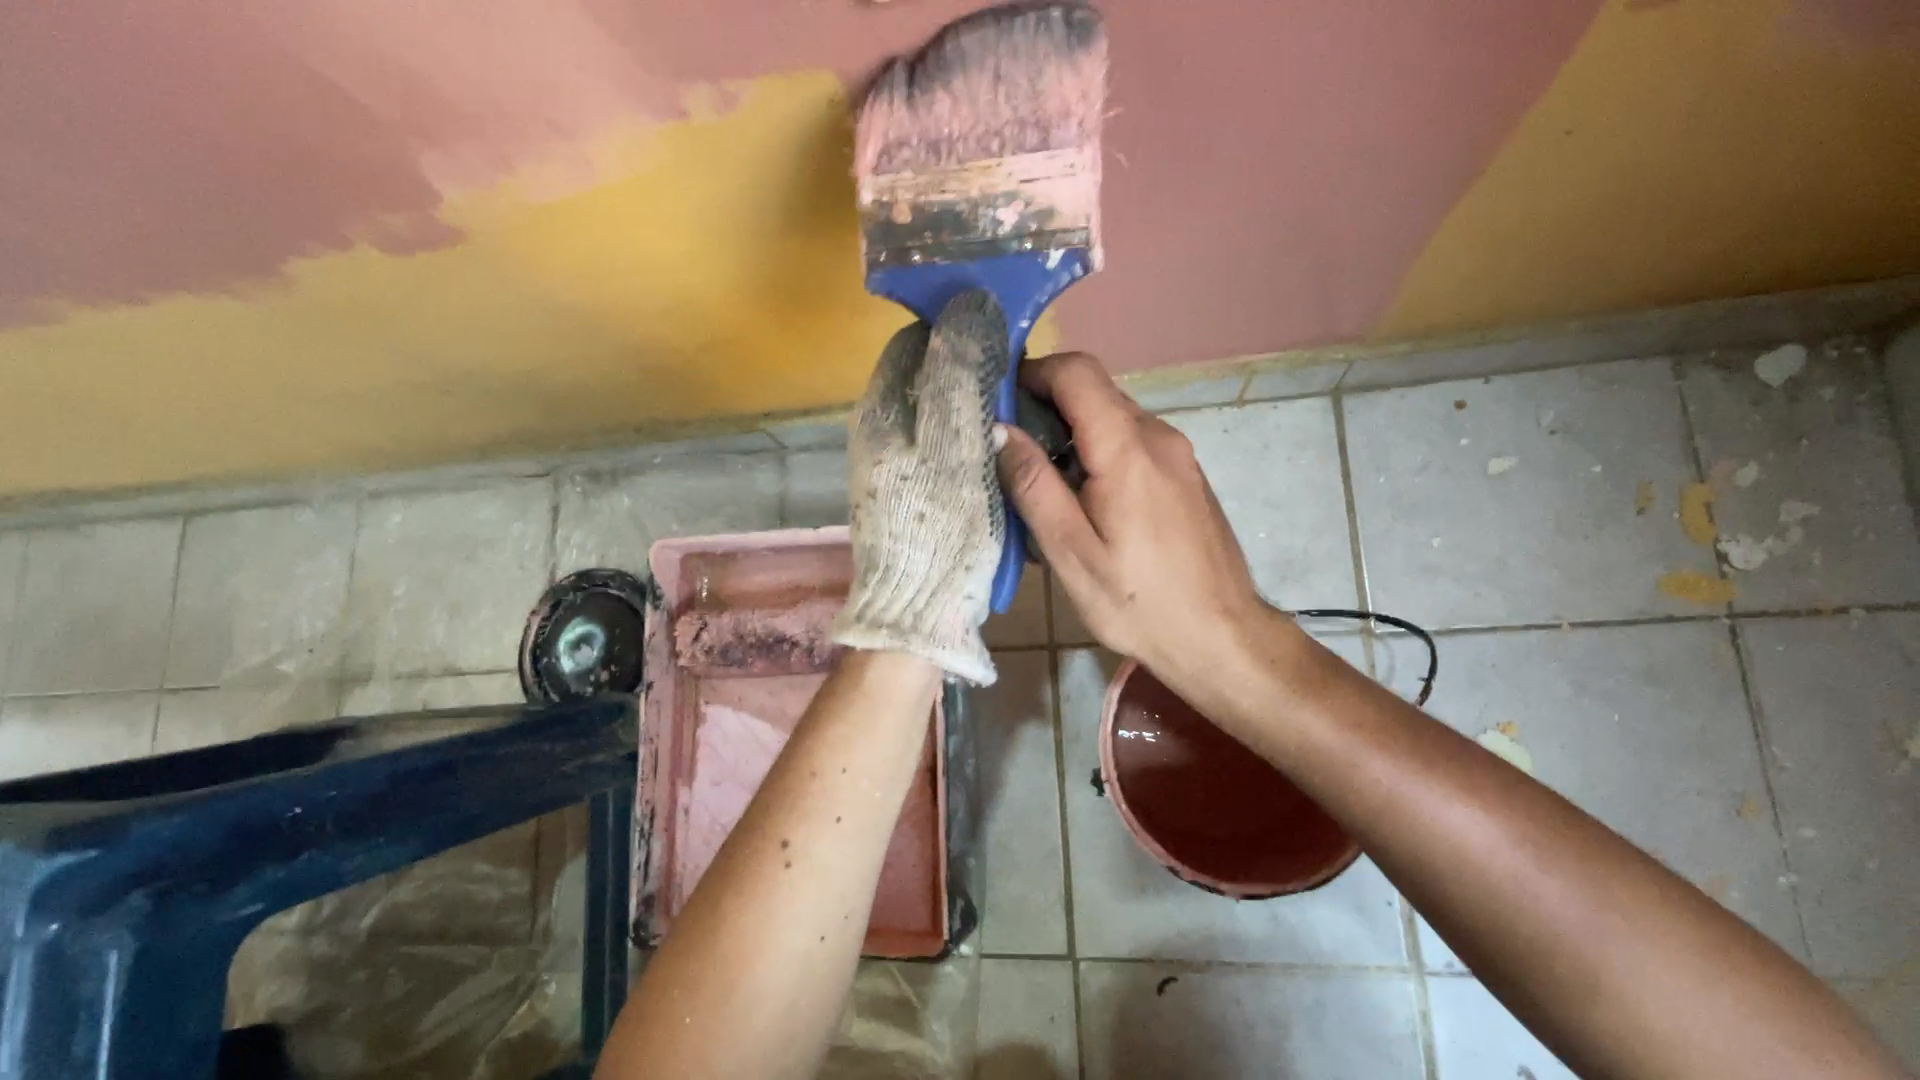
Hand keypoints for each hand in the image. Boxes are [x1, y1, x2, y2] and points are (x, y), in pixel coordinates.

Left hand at [832, 291, 1007, 685]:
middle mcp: (877, 431)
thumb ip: (958, 377)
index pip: (915, 342)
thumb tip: (967, 309)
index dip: (958, 332)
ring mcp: (889, 465)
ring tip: (1018, 420)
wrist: (918, 613)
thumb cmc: (940, 528)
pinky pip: (942, 448)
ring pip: (936, 413)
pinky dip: (970, 443)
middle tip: (1020, 386)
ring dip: (974, 408)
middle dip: (970, 372)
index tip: (1003, 342)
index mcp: (880, 411)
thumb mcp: (954, 445)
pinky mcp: (907, 494)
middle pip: (926, 377)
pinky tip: (1000, 460)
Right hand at [996, 352, 1276, 682]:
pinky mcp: (1185, 474)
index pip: (1078, 371)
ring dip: (1074, 435)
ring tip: (1046, 488)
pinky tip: (1087, 504)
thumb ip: (1034, 485)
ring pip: (1114, 418)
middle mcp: (1159, 437)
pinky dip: (1101, 453)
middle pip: (1095, 391)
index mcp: (1128, 449)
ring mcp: (1179, 454)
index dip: (1034, 372)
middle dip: (1048, 407)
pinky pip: (1135, 443)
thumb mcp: (1071, 553)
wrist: (1220, 636)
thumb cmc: (1138, 602)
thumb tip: (1000, 430)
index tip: (1000, 402)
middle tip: (1013, 454)